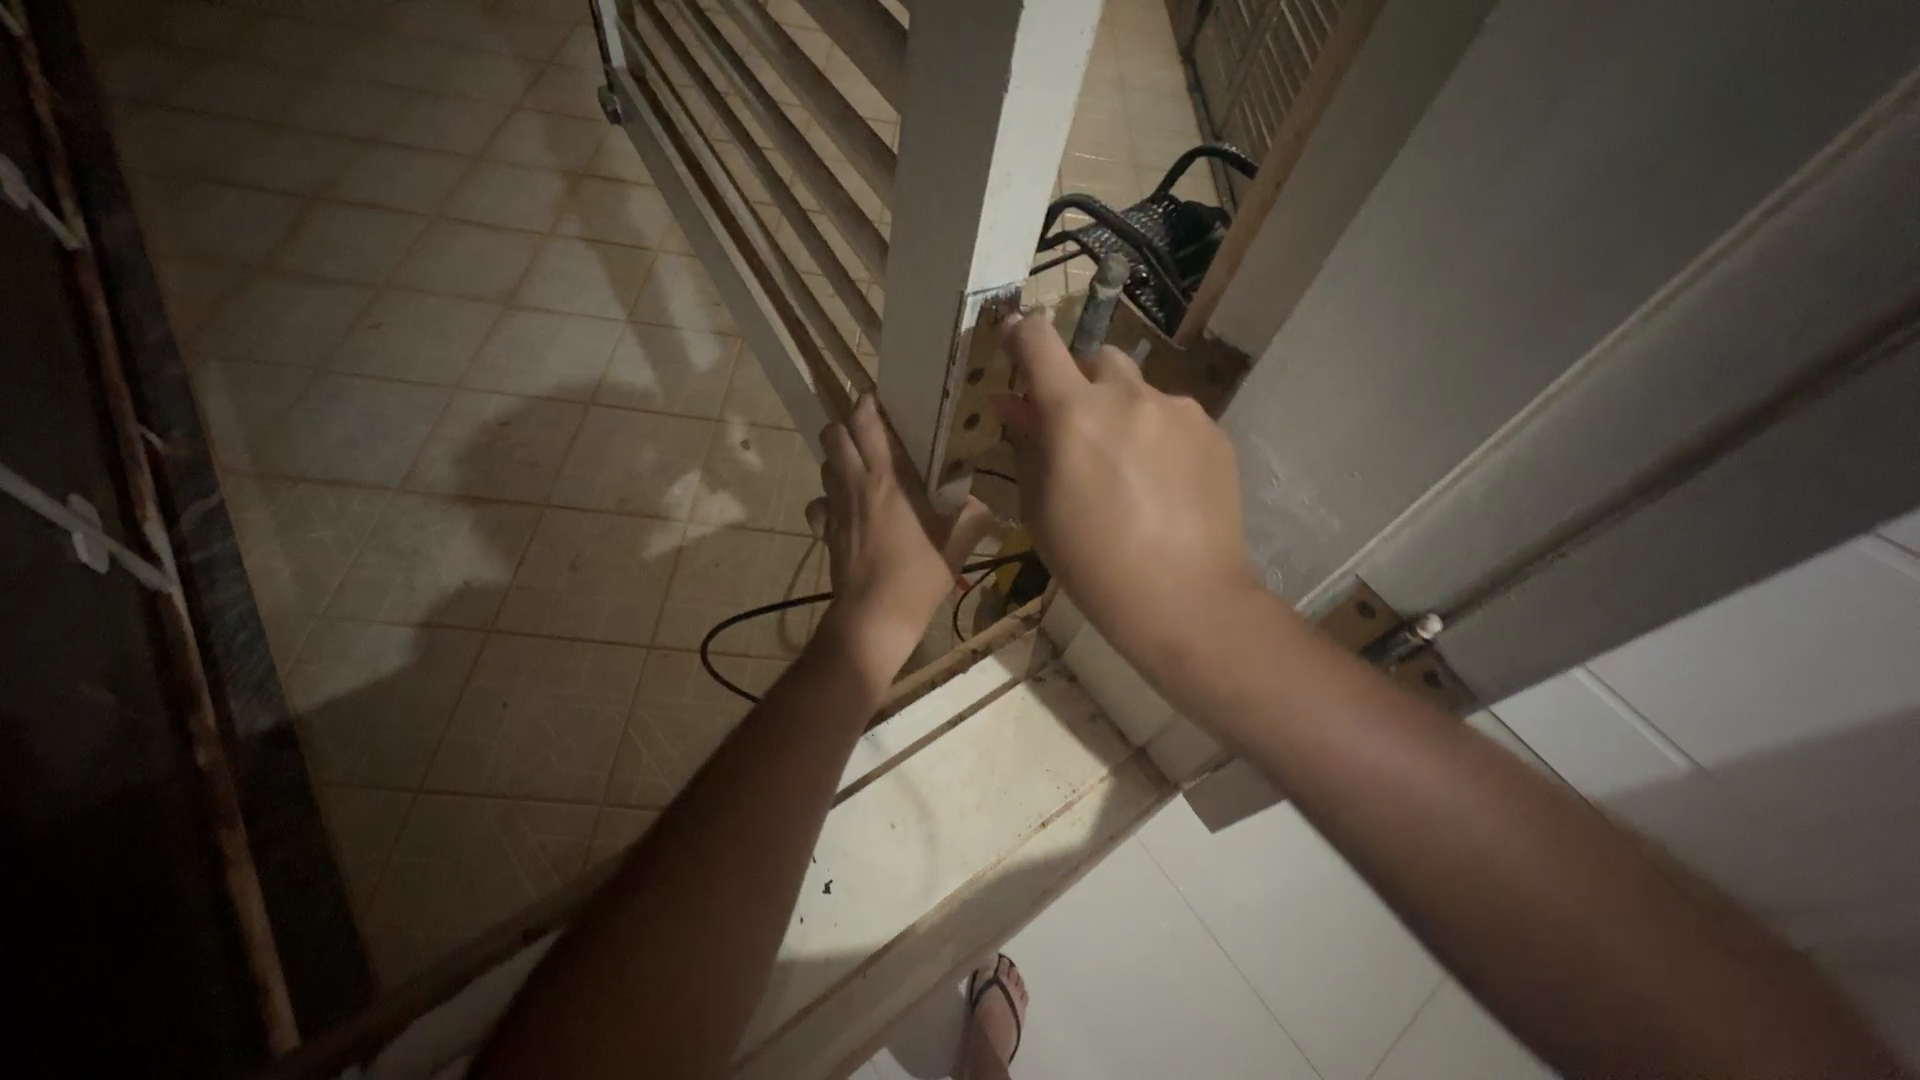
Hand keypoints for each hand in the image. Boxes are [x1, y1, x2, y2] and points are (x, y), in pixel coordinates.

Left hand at [811, 396, 993, 682]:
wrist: (875, 616)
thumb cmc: (920, 574)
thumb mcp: (959, 540)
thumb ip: (973, 511)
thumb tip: (984, 496)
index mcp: (890, 477)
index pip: (866, 421)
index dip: (869, 405)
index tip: (883, 403)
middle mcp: (856, 482)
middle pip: (834, 433)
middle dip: (847, 423)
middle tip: (870, 430)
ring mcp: (835, 506)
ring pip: (825, 463)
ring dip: (839, 456)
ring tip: (862, 465)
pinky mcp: (826, 530)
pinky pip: (819, 501)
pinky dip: (828, 497)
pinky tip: (846, 507)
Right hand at [994, 315, 1260, 673]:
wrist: (1183, 597)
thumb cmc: (1092, 563)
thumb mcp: (1040, 509)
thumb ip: (1026, 446)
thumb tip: (1012, 405)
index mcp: (1074, 413)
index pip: (1038, 341)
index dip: (1020, 336)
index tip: (1014, 345)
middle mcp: (1128, 396)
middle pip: (1096, 357)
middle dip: (1080, 382)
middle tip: (1079, 430)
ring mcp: (1178, 411)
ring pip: (1140, 391)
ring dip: (1124, 412)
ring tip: (1130, 470)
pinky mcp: (1213, 432)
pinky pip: (1175, 418)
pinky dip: (1159, 436)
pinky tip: (1164, 485)